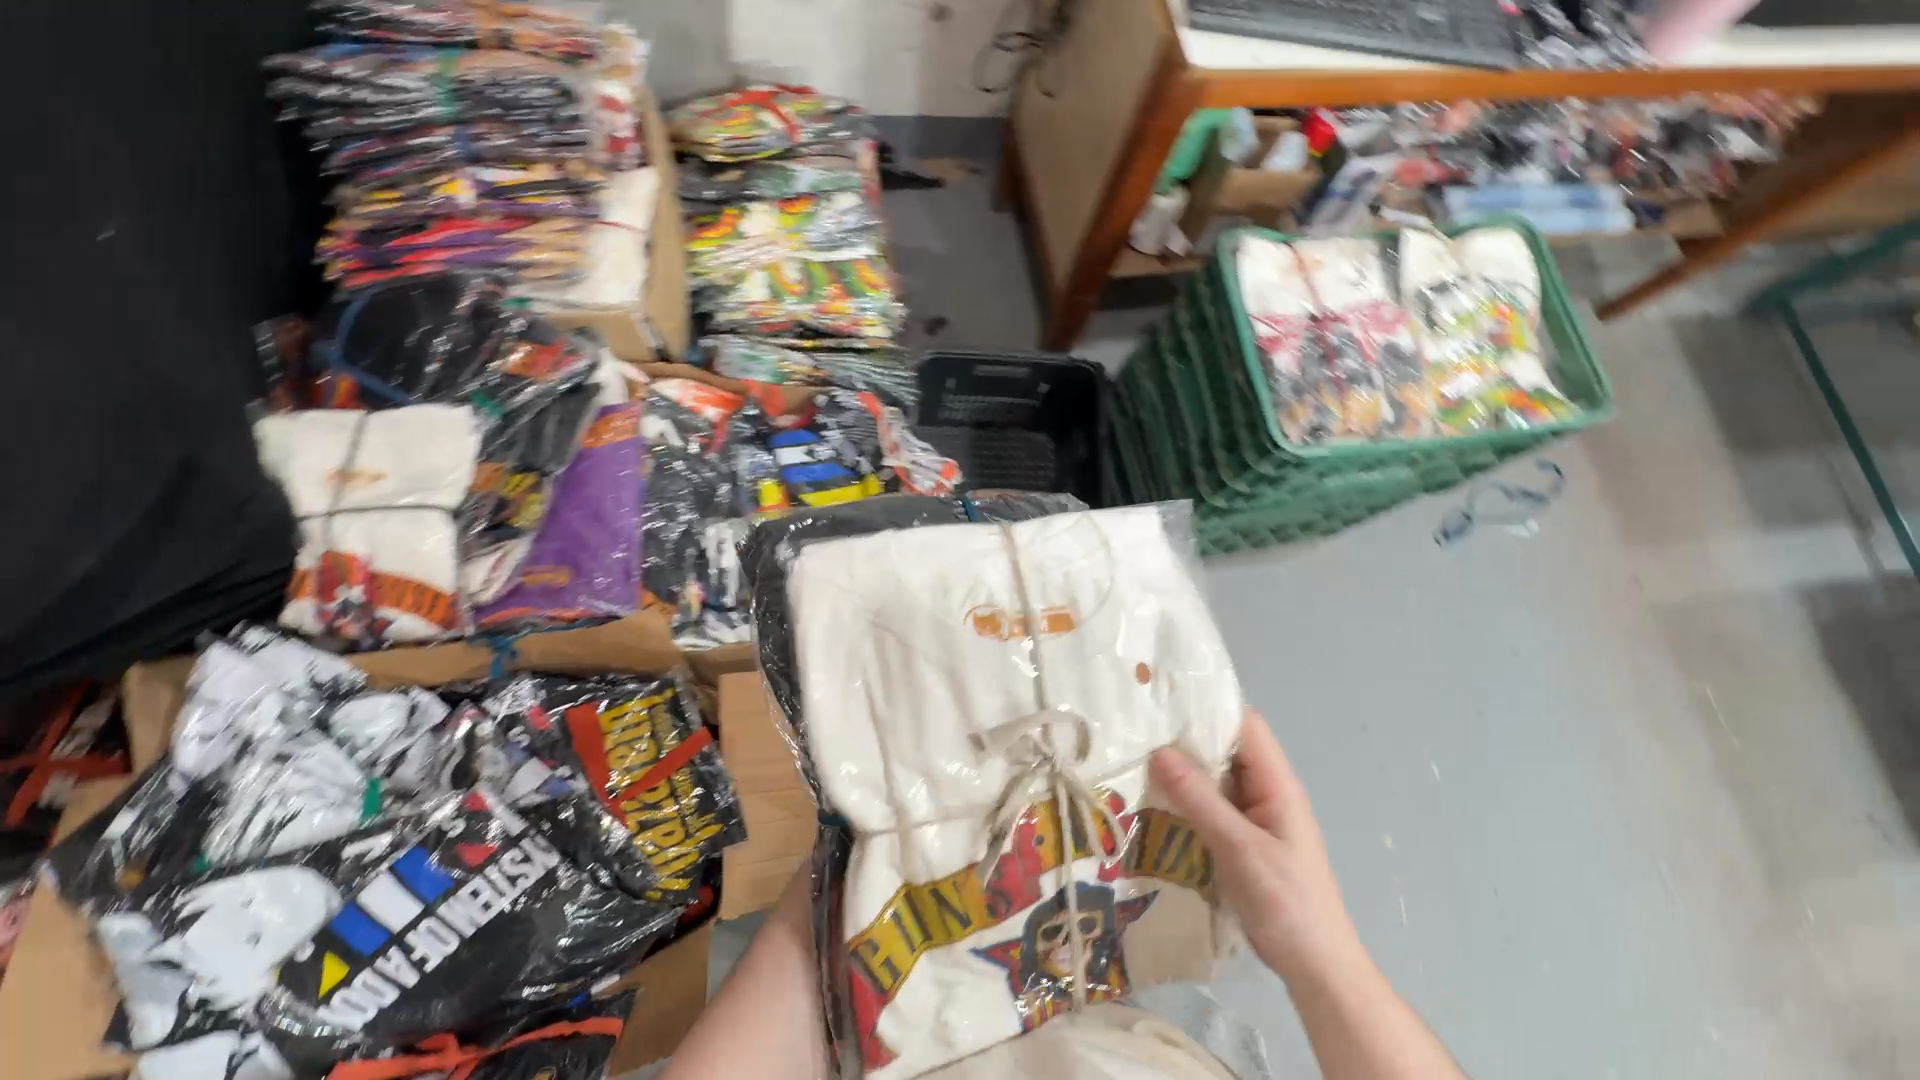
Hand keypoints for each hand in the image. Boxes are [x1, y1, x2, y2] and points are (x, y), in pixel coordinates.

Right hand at [1151, 710, 1365, 985]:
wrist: (1317, 966)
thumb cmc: (1286, 903)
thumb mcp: (1239, 848)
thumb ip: (1200, 800)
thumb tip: (1160, 751)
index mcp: (1277, 785)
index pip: (1244, 725)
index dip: (1209, 707)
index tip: (1163, 701)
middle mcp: (1267, 793)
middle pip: (1226, 750)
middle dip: (1186, 739)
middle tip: (1136, 731)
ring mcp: (1256, 818)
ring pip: (1216, 780)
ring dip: (1182, 772)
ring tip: (1134, 761)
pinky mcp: (1243, 842)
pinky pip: (1212, 808)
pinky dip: (1186, 802)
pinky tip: (1153, 805)